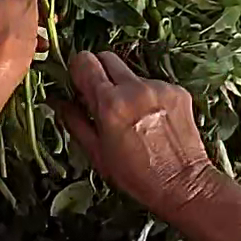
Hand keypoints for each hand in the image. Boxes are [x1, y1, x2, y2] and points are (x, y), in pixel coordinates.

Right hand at [54, 51, 225, 220]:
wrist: (182, 183)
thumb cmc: (136, 175)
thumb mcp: (97, 153)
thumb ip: (74, 121)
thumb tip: (58, 102)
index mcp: (110, 104)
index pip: (84, 61)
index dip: (79, 70)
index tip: (80, 83)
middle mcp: (135, 89)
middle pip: (107, 57)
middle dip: (101, 72)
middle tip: (103, 97)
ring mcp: (159, 87)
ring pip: (132, 74)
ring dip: (126, 88)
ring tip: (133, 118)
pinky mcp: (178, 91)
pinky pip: (154, 85)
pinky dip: (149, 97)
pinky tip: (153, 121)